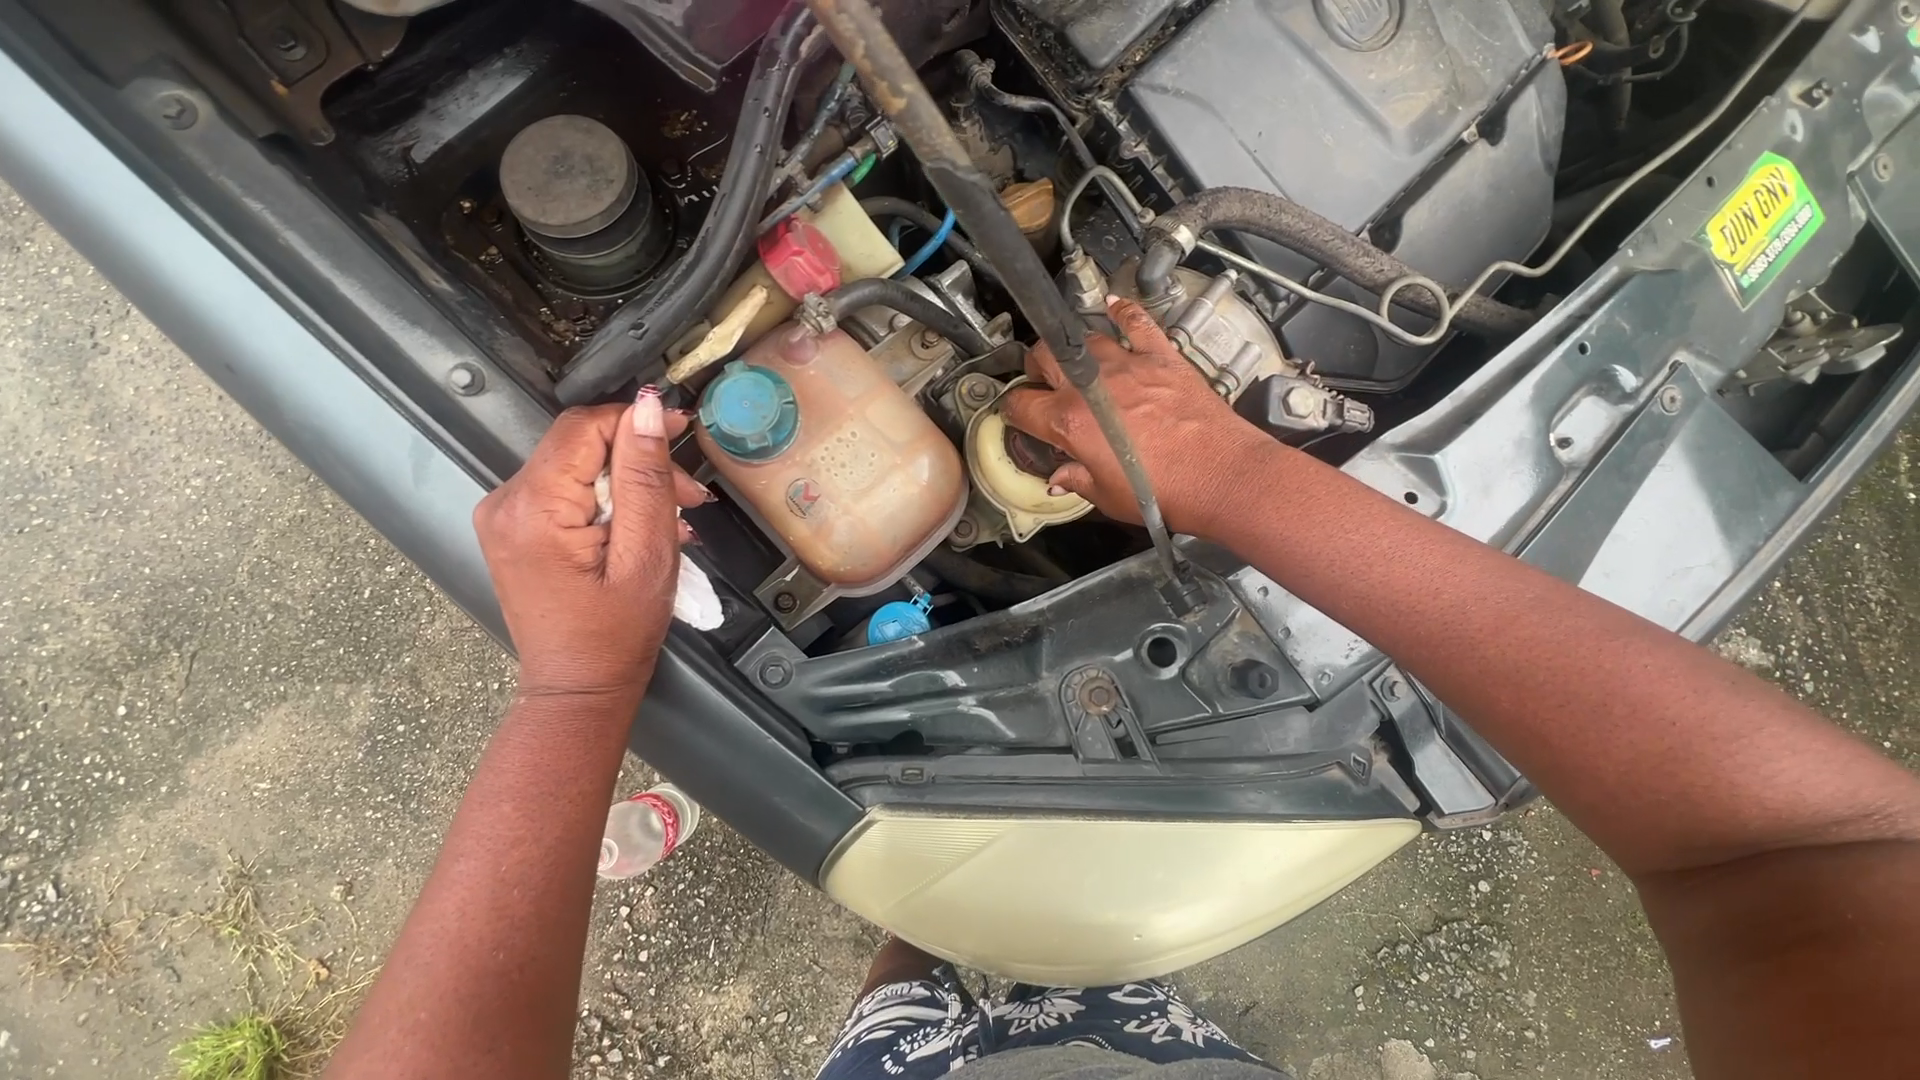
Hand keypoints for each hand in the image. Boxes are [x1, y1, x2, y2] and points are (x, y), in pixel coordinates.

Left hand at [473, 390, 709, 704]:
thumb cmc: (617, 633)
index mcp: (533, 507)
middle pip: (581, 445)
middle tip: (688, 496)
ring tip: (673, 516)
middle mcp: (505, 502)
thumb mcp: (646, 553)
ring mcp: (505, 515)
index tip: (682, 433)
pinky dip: (610, 499)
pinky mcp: (515, 528)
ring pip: (578, 465)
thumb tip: (645, 408)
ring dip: (630, 481)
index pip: (585, 427)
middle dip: (640, 458)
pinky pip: (567, 490)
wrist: (579, 685)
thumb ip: (645, 477)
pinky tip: (640, 525)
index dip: (637, 420)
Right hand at [1000, 297, 1279, 540]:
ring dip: (1075, 348)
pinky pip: (1136, 321)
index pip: (1021, 405)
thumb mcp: (1107, 497)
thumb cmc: (1165, 491)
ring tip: (1076, 359)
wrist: (1219, 476)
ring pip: (1086, 337)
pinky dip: (1123, 311)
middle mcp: (1092, 385)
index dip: (1012, 410)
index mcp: (1070, 422)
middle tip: (1042, 380)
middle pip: (1045, 355)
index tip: (1016, 413)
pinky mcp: (1161, 356)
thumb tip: (1061, 477)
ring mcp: (1128, 366)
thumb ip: (1076, 480)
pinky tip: (1114, 306)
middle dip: (1036, 366)